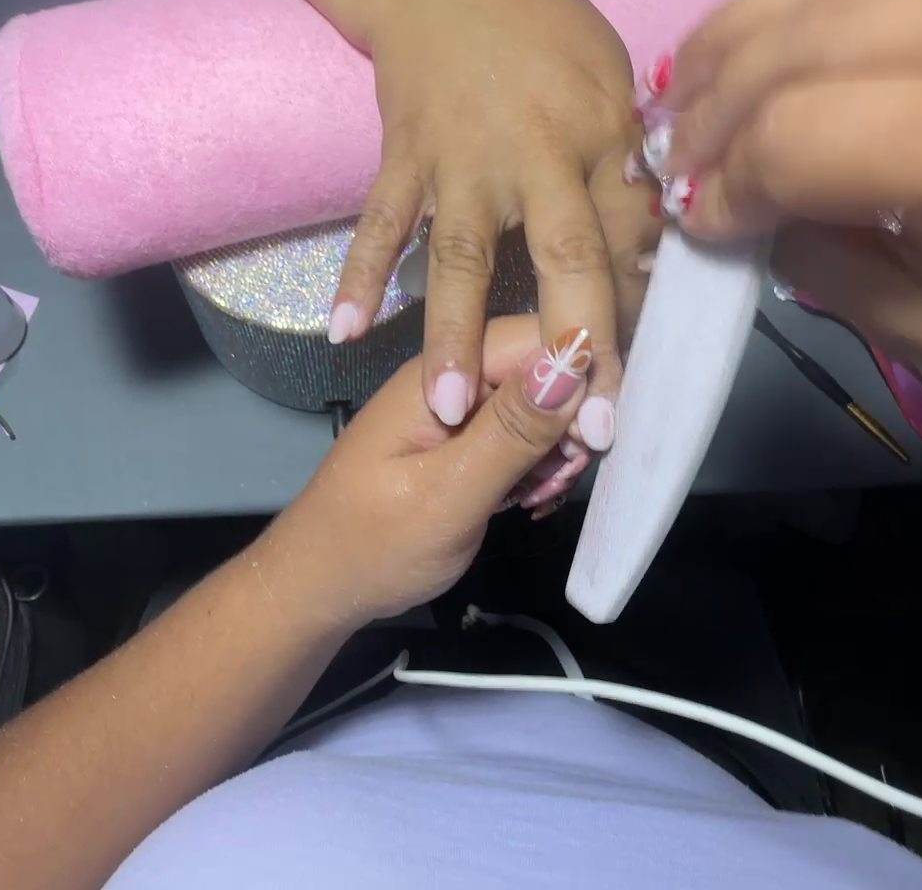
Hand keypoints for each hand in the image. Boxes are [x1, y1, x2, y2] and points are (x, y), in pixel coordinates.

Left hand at [262, 316, 597, 627]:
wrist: (323, 584)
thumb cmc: (374, 542)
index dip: (580, 374)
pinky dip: (535, 470)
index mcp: (439, 373)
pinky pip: (520, 440)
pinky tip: (526, 503)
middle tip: (555, 481)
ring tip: (534, 500)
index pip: (533, 336)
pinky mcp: (463, 442)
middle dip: (569, 423)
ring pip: (539, 410)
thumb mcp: (448, 492)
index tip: (598, 436)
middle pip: (543, 370)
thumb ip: (511, 431)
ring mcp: (457, 411)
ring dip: (554, 454)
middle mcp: (451, 378)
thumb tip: (573, 360)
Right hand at [329, 0, 645, 452]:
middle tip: (581, 430)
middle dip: (576, 344)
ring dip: (455, 335)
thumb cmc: (541, 28)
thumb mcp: (611, 79)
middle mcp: (538, 153)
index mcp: (603, 134)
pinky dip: (357, 277)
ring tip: (450, 409)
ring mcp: (461, 160)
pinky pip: (379, 225)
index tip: (628, 389)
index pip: (632, 240)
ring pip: (462, 258)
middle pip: (565, 258)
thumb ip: (625, 165)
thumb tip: (642, 254)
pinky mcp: (402, 159)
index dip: (635, 317)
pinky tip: (340, 332)